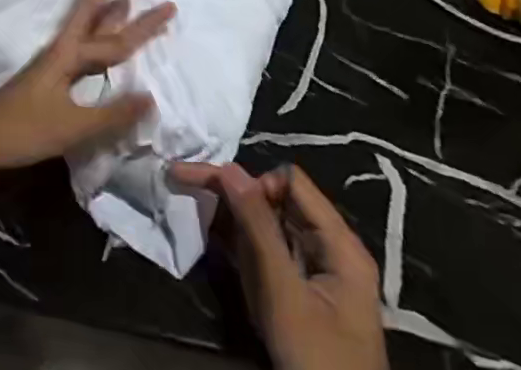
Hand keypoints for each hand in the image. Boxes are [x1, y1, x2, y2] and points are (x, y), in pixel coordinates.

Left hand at [0, 0, 173, 175]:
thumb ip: (112, 113)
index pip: (113, 37)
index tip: (168, 4)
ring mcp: (53, 64)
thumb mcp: (72, 127)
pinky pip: (80, 50)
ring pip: (86, 31)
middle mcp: (60, 51)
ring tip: (126, 0)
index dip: (142, 23)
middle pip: (96, 19)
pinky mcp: (48, 77)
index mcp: (66, 56)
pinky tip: (102, 49)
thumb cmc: (24, 131)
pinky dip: (97, 41)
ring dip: (107, 15)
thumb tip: (152, 97)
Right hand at [172, 162, 387, 369]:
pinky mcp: (302, 293)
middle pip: (278, 201)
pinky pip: (270, 253)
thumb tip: (230, 170)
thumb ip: (257, 227)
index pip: (290, 182)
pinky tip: (216, 239)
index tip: (216, 192)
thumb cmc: (315, 359)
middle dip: (233, 193)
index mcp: (339, 242)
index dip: (253, 180)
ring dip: (233, 218)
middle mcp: (330, 247)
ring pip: (270, 225)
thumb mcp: (282, 292)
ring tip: (193, 202)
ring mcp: (316, 271)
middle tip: (181, 179)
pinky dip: (242, 245)